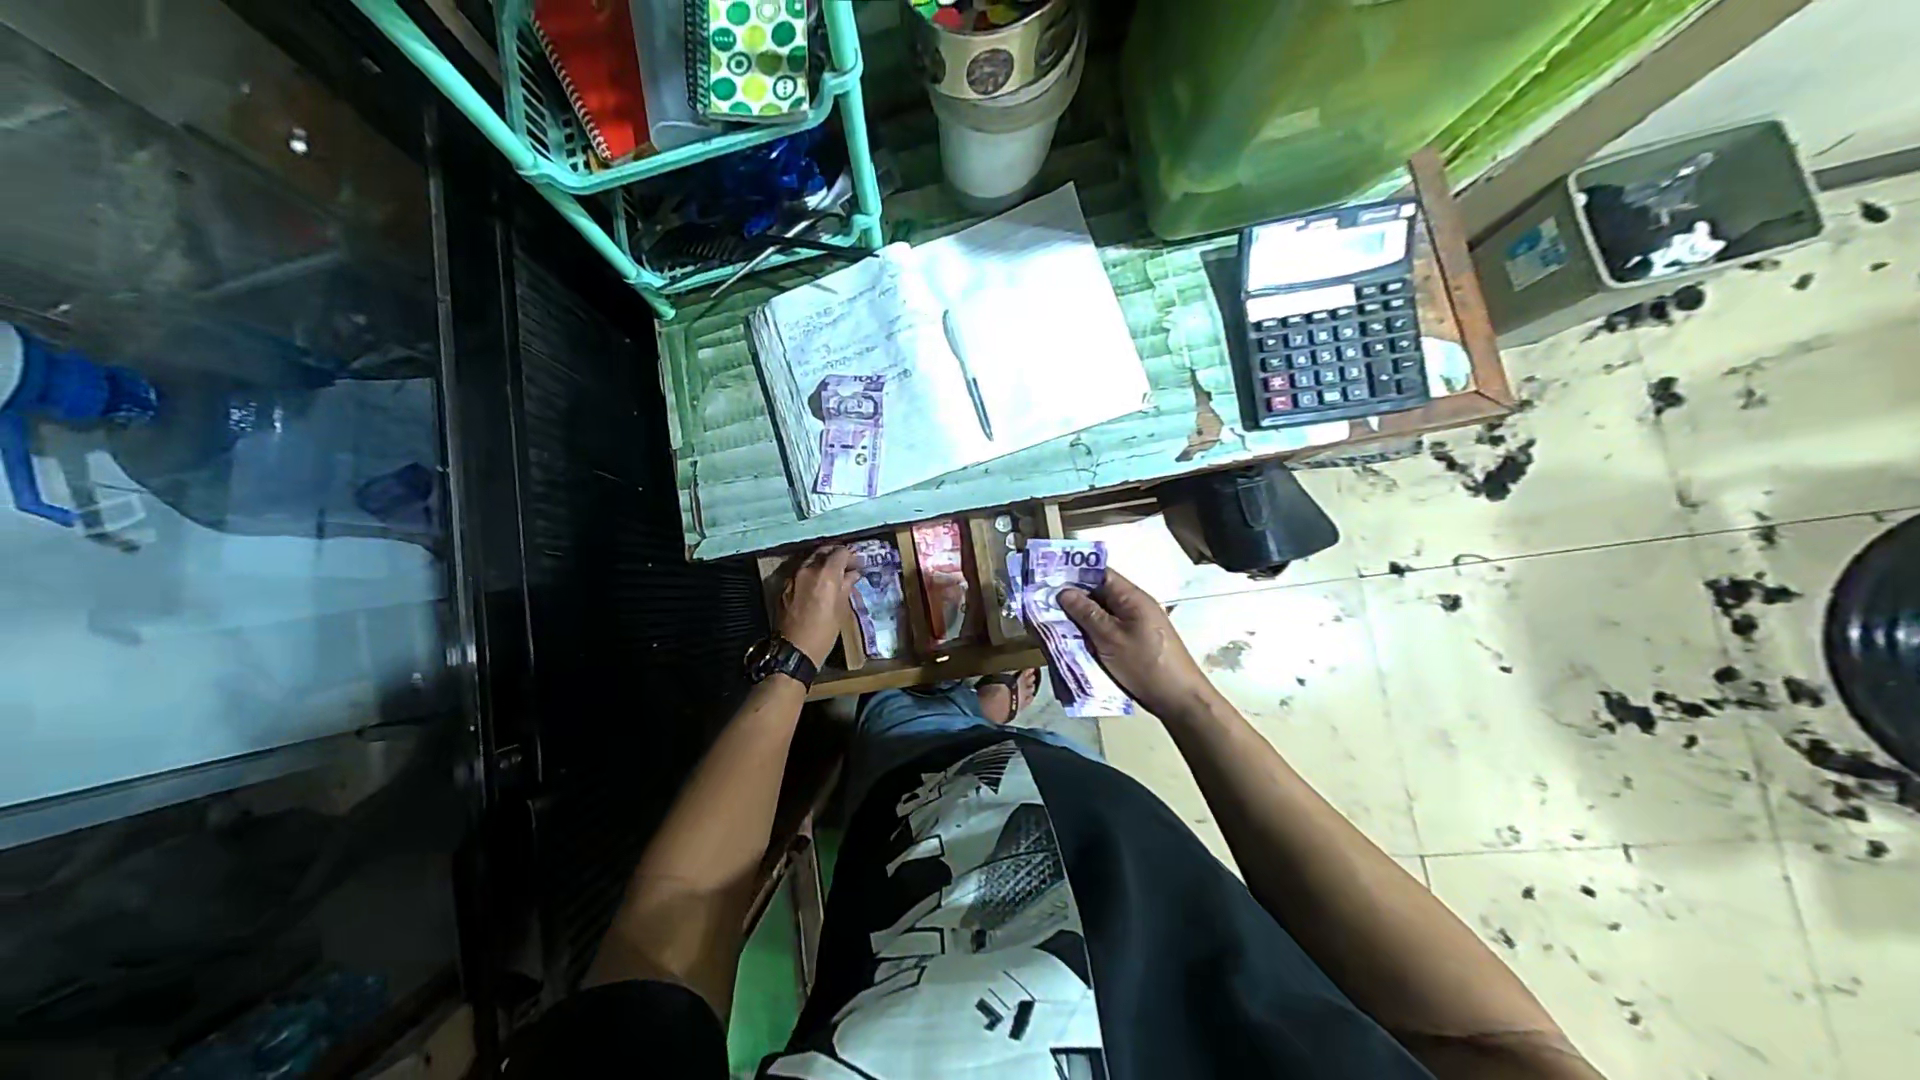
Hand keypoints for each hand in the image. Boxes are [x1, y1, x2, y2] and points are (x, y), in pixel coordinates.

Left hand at [777, 545, 858, 666]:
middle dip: (836, 555)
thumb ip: (846, 586)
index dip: (852, 556)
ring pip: (811, 559)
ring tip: (833, 574)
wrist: (794, 650)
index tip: (858, 564)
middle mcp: (808, 570)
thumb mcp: (841, 609)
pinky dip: (811, 572)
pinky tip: (818, 583)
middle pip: (824, 551)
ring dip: (823, 562)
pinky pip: (801, 571)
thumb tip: (853, 574)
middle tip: (846, 565)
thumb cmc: (824, 633)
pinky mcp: (785, 585)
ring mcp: (794, 576)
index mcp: (826, 574)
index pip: (841, 552)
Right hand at [1056, 569, 1226, 720]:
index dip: (1075, 573)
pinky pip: (1106, 632)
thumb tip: (1064, 591)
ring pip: (1100, 615)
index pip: (1101, 574)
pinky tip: (1070, 642)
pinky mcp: (1132, 644)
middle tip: (1041, 604)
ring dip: (1078, 619)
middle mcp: (1133, 607)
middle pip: (1098, 594)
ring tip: (1049, 623)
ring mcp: (1134, 626)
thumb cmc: (1146, 665)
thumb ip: (1086, 614)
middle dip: (1072, 599)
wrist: (1180, 700)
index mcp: (1132, 598)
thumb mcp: (1111, 638)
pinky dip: (1089, 634)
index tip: (1048, 578)